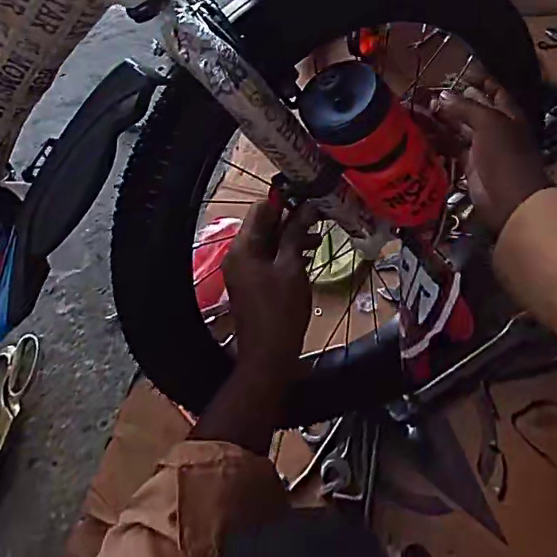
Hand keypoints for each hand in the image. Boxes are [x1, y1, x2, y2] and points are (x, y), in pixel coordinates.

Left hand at [222, 192, 320, 384]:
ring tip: (318, 237)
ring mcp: (243, 269)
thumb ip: (295, 235)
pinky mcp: (251, 282)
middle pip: (263, 225)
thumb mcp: (292, 269)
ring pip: (267, 242)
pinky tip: (306, 255)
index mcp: (243, 247)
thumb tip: (306, 207)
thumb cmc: (281, 311)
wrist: (268, 357)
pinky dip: (284, 253)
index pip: (261, 210)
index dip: (284, 202)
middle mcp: (238, 253)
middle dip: (290, 220)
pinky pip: (267, 258)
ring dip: (290, 237)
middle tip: (319, 218)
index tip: (309, 199)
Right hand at [430, 80, 551, 232]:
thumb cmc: (505, 155)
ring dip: (438, 118)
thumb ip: (465, 106)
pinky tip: (419, 130)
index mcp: (507, 115)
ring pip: (457, 127)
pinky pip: (449, 145)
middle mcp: (495, 128)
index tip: (457, 72)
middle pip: (471, 108)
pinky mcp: (467, 163)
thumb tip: (442, 95)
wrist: (510, 199)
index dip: (479, 81)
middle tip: (426, 92)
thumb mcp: (489, 123)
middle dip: (451, 100)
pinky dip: (435, 138)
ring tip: (416, 109)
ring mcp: (481, 146)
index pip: (494, 91)